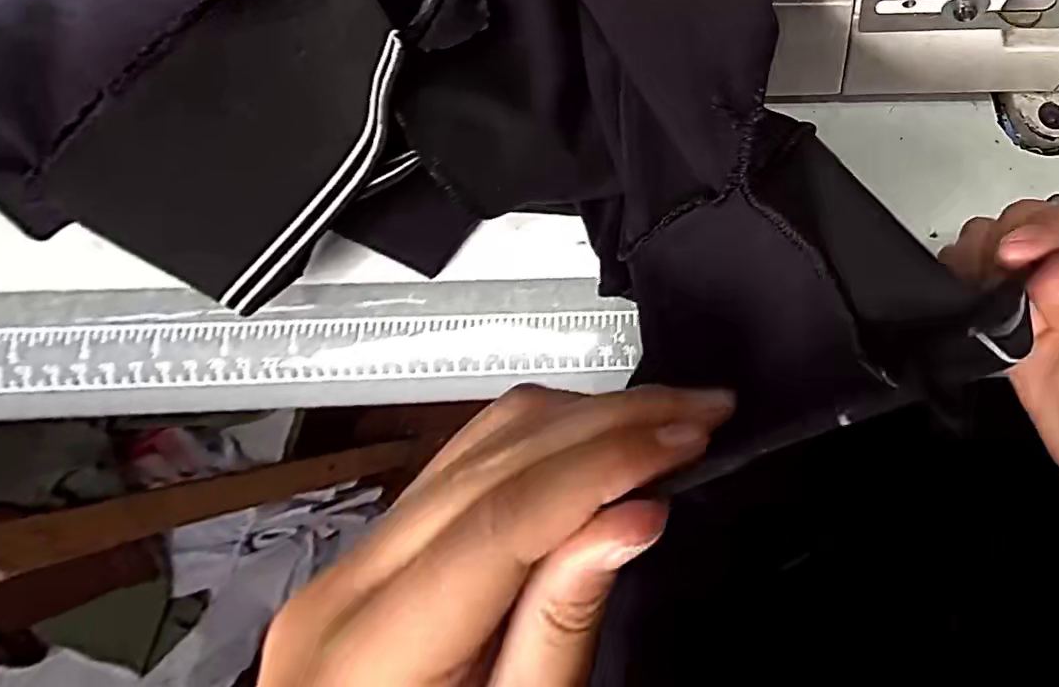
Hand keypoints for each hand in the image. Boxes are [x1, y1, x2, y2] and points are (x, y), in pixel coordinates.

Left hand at [259, 385, 733, 686]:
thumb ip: (564, 623)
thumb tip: (638, 514)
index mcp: (365, 649)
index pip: (508, 514)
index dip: (612, 461)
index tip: (693, 436)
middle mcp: (352, 576)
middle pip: (508, 453)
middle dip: (624, 417)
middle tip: (707, 409)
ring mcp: (369, 543)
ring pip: (501, 430)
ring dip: (602, 410)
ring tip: (675, 414)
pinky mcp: (398, 527)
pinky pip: (489, 442)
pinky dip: (566, 423)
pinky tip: (615, 429)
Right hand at [940, 197, 1058, 542]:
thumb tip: (1052, 268)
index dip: (1054, 228)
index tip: (1015, 250)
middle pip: (1047, 222)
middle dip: (1013, 237)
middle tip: (993, 266)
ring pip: (1012, 245)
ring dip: (986, 253)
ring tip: (975, 278)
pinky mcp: (1027, 322)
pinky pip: (990, 286)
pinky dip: (969, 280)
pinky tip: (963, 290)